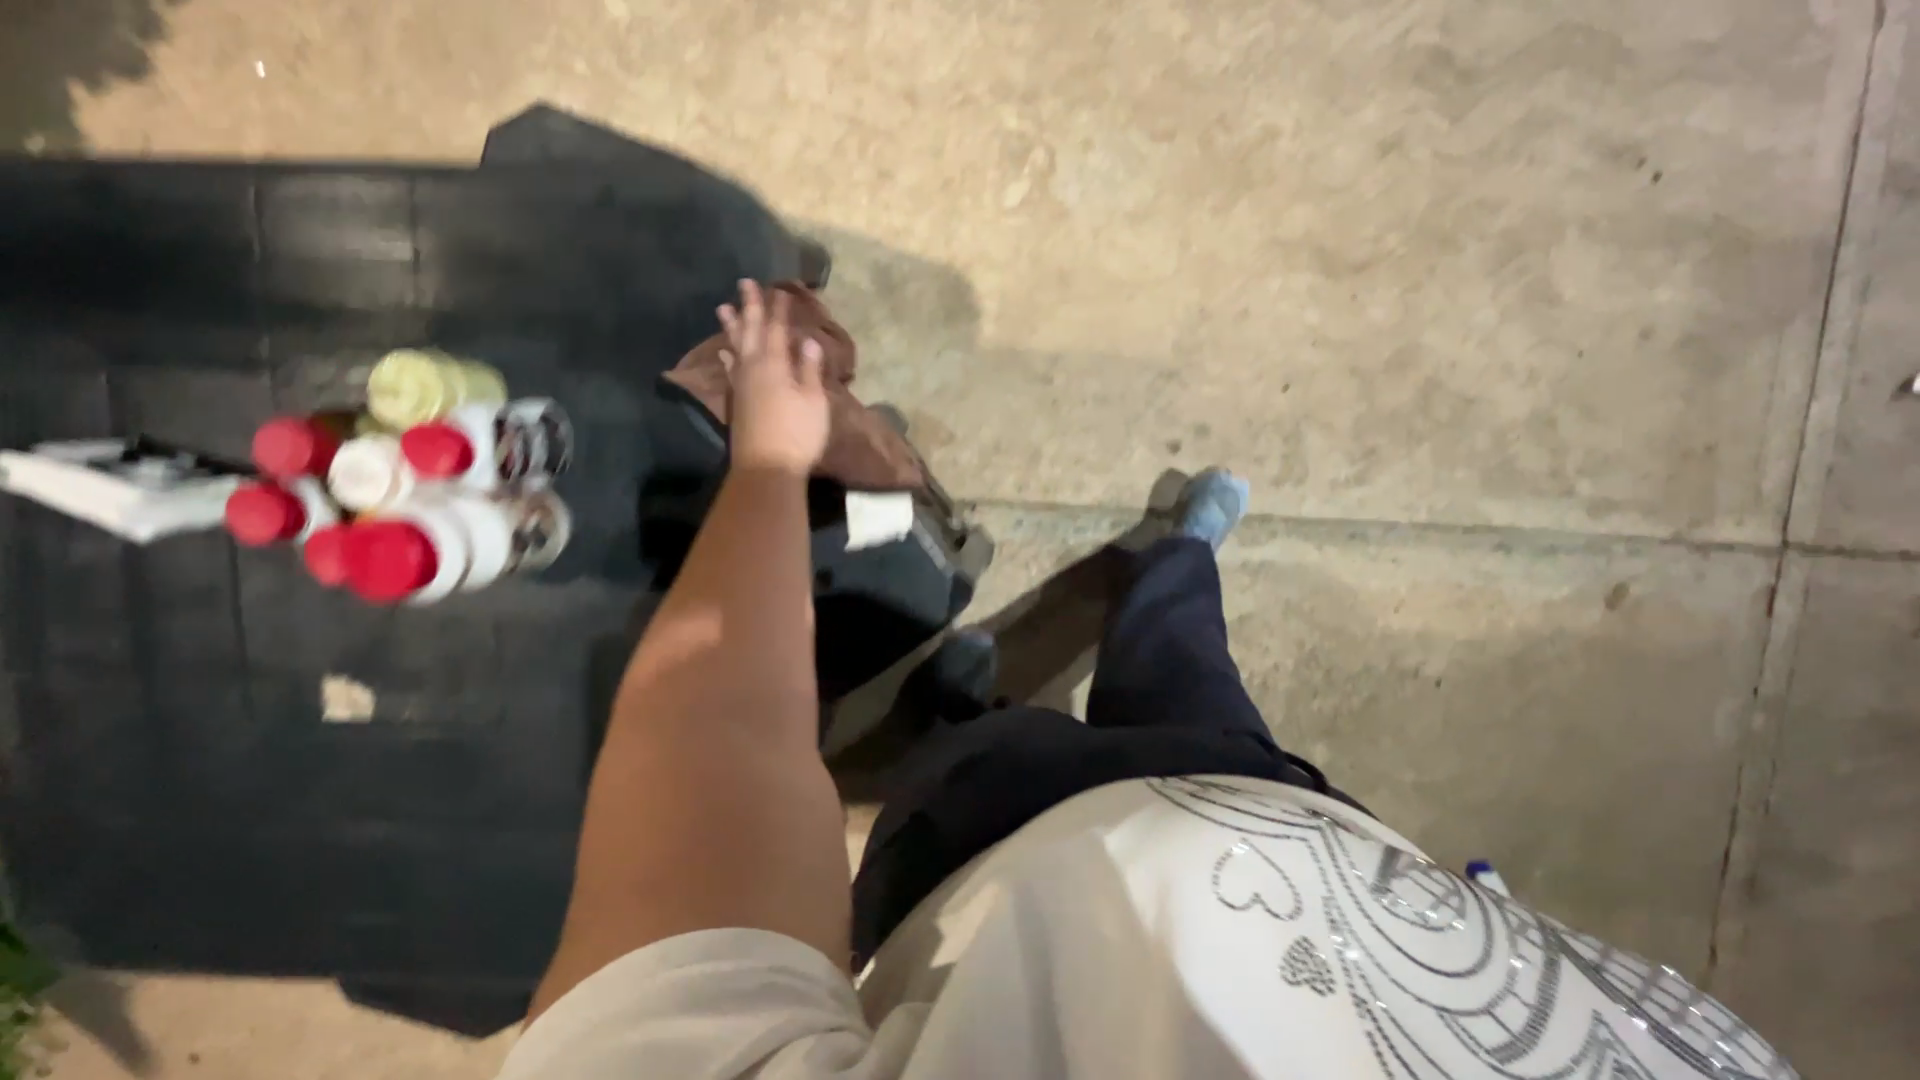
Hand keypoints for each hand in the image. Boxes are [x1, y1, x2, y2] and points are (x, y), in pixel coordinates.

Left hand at [717, 280, 829, 476]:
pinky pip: (730, 369)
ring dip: (733, 327)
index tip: (781, 290)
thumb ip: (810, 370)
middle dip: (750, 307)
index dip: (779, 309)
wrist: (766, 469)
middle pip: (751, 332)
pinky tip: (725, 352)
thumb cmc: (798, 434)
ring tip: (724, 307)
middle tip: (745, 284)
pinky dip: (728, 356)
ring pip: (736, 348)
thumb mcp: (814, 401)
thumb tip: (808, 342)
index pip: (777, 330)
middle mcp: (753, 369)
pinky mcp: (736, 402)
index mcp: (775, 365)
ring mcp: (741, 385)